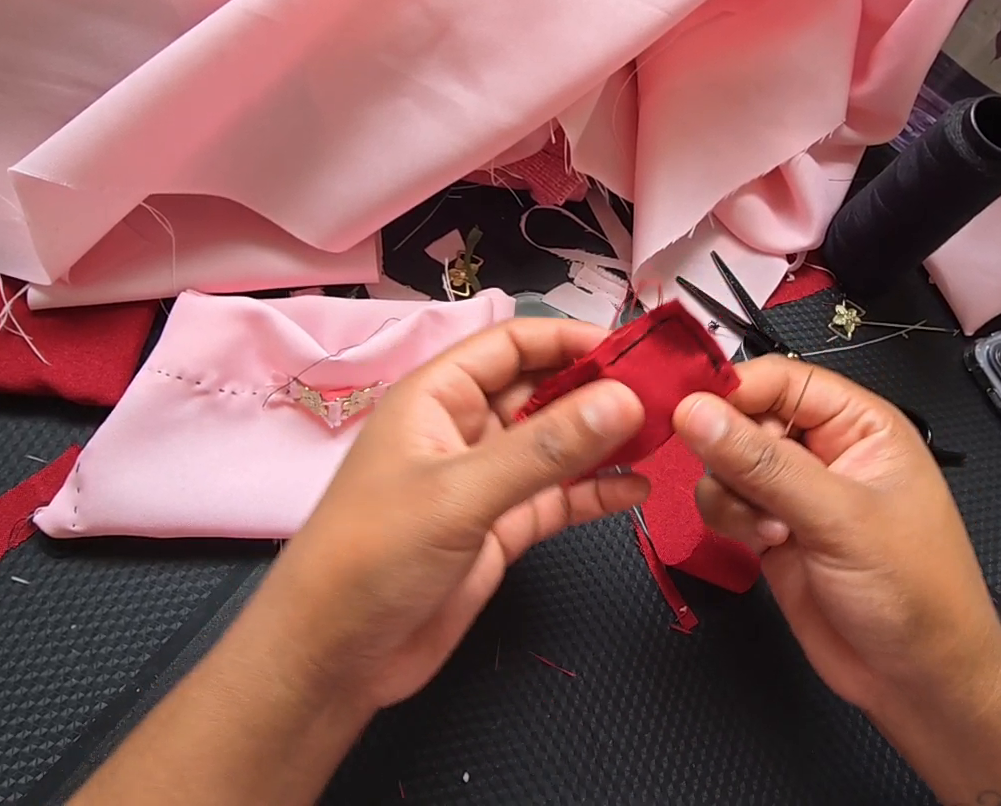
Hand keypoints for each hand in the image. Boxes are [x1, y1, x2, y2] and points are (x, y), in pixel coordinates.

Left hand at [235, 317, 649, 713]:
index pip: (512, 345)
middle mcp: (467, 427)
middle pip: (541, 391)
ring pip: (555, 445)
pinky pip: (557, 497)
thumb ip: (545, 448)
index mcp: (440, 396)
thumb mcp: (461, 493)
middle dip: (597, 390)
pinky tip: (636, 489)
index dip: (570, 339)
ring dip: (603, 440)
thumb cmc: (377, 554)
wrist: (336, 660)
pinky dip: (595, 492)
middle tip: (664, 395)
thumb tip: (625, 399)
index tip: (633, 350)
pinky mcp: (502, 527)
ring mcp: (487, 479)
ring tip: (662, 436)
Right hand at [674, 358, 1000, 721]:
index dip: (734, 390)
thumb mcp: (839, 518)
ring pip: (724, 460)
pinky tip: (765, 545)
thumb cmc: (913, 592)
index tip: (689, 410)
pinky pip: (723, 499)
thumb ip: (762, 464)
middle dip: (729, 449)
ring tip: (771, 530)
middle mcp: (820, 447)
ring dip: (731, 492)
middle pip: (744, 416)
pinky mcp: (768, 526)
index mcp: (856, 423)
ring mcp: (792, 489)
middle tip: (738, 484)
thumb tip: (694, 411)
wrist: (917, 685)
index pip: (780, 379)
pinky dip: (729, 518)